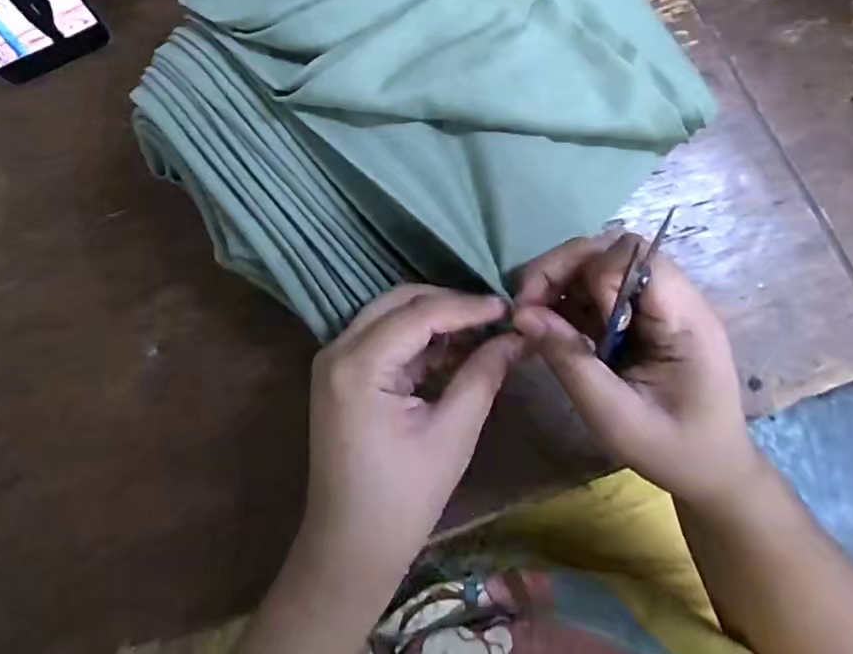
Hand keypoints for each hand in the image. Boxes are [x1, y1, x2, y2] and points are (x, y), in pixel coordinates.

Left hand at [302, 285, 525, 576]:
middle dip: (449, 304)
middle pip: (400, 302)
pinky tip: (453, 349)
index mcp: (358, 365)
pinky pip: (384, 337)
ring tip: (482, 330)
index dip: (467, 307)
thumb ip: (482, 375)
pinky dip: (418, 338)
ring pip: (391, 314)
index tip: (509, 307)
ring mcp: (335, 360)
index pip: (419, 314)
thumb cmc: (403, 499)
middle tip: (495, 315)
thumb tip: (517, 336)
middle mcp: (338, 350)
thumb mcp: (452, 434)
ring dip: (435, 318)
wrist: (349, 551)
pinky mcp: (341, 373)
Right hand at [513, 233, 763, 506]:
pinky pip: (600, 288)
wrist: (713, 473)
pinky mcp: (641, 315)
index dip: (591, 273)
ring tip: (532, 315)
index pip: (634, 254)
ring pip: (600, 263)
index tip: (562, 315)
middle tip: (526, 304)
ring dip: (561, 282)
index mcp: (684, 316)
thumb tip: (522, 315)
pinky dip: (569, 299)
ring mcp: (657, 303)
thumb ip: (571, 362)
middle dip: (563, 268)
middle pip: (611, 250)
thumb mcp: (616, 418)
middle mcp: (674, 296)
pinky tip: (549, 325)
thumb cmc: (674, 452)